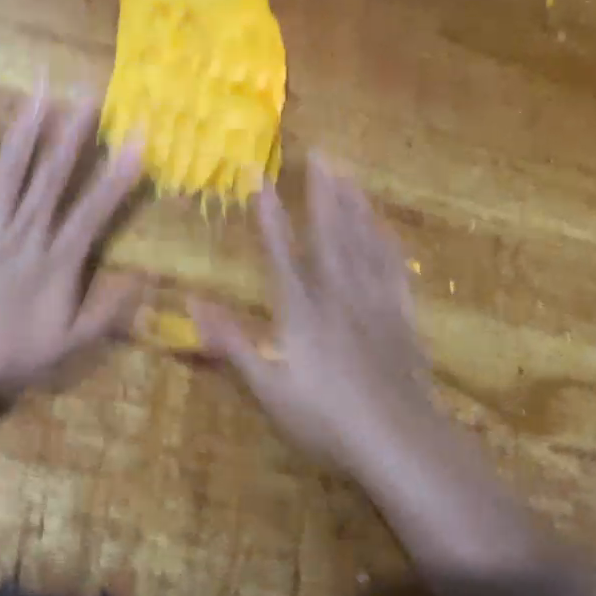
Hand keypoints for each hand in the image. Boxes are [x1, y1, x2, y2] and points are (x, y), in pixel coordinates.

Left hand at [0, 89, 144, 413]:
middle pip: (56, 174)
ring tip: (44, 84)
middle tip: (90, 89)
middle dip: (75, 130)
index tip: (139, 138)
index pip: (95, 210)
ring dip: (31, 123)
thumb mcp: (65, 346)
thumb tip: (143, 280)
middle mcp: (28, 229)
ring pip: (15, 165)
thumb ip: (105, 313)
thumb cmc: (2, 354)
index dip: (119, 174)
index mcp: (58, 259)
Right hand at [190, 157, 435, 461]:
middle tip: (322, 155)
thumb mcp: (268, 387)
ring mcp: (374, 305)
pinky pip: (395, 272)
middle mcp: (338, 297)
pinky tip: (387, 229)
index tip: (261, 181)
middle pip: (330, 237)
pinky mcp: (403, 320)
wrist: (399, 441)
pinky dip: (389, 245)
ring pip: (364, 246)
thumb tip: (192, 304)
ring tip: (350, 177)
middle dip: (323, 195)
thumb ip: (231, 343)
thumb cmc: (325, 419)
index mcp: (301, 313)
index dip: (269, 218)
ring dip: (356, 208)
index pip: (281, 256)